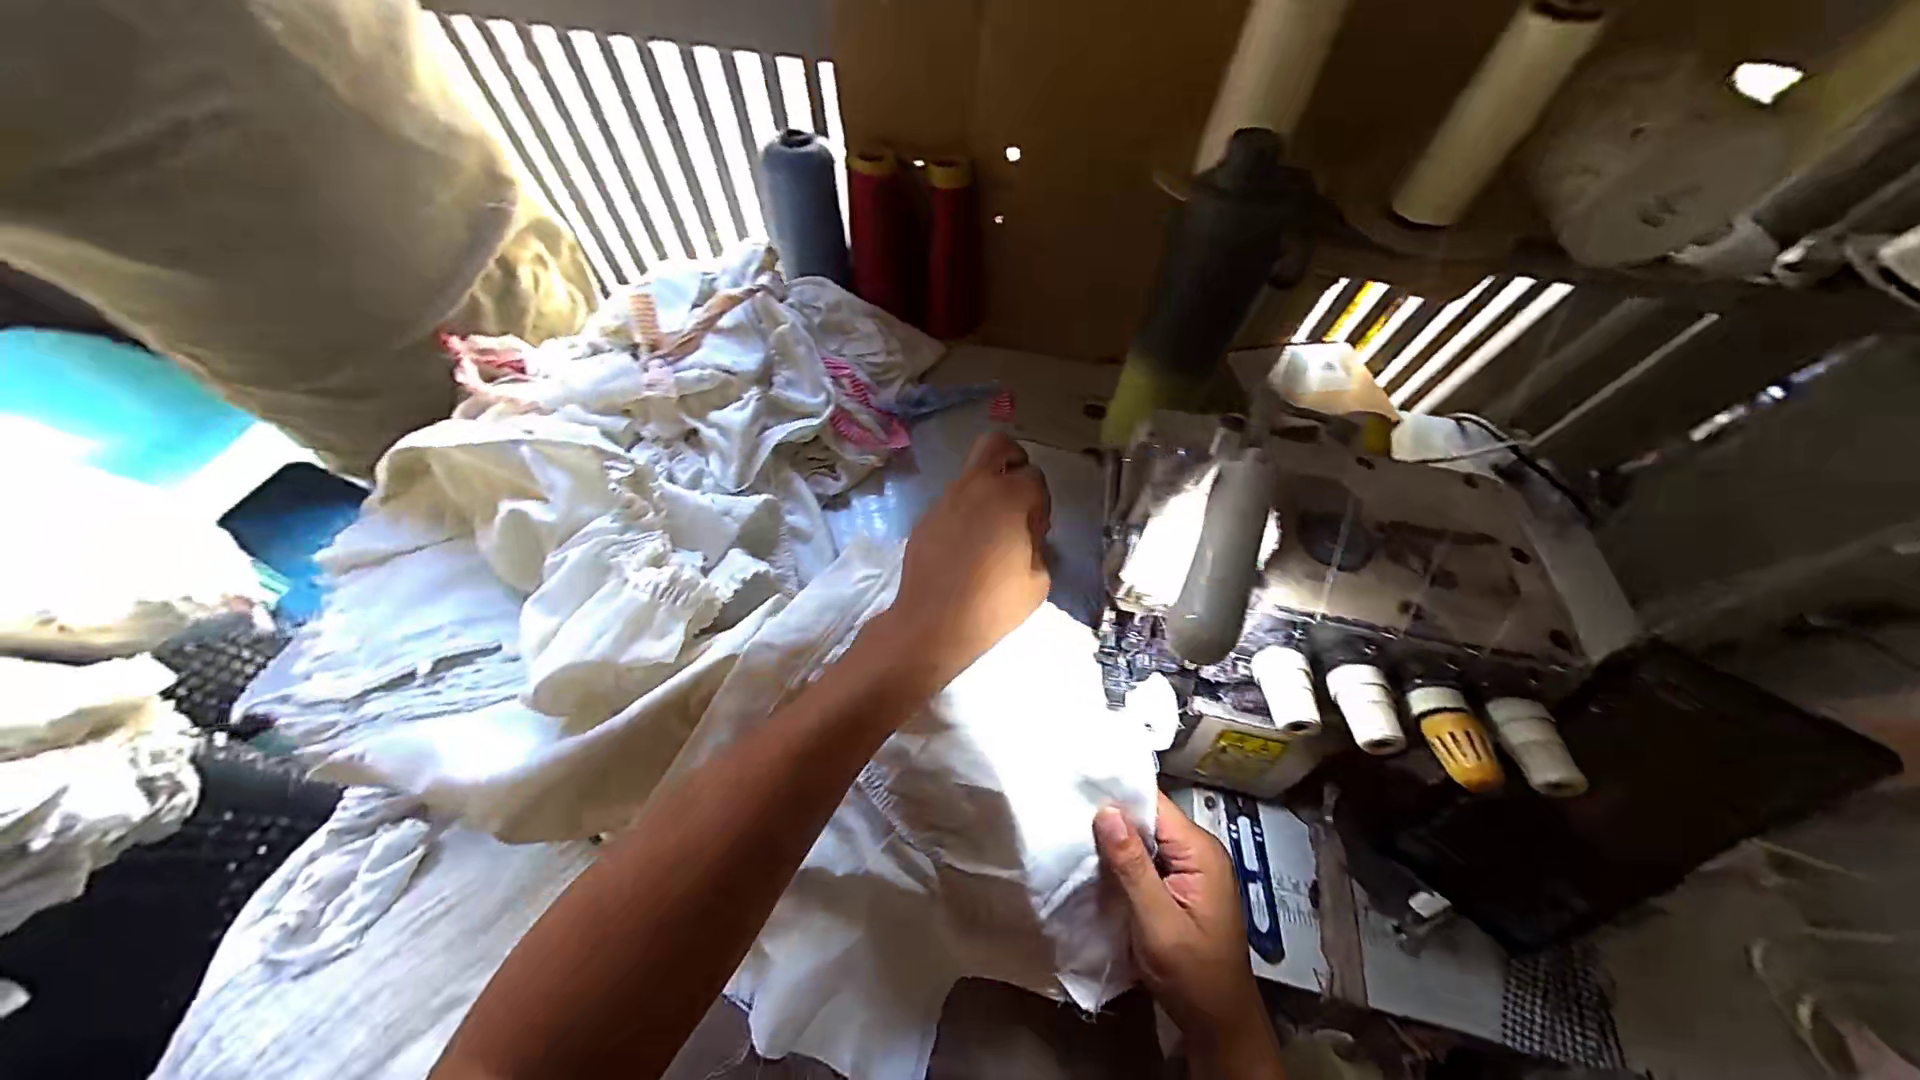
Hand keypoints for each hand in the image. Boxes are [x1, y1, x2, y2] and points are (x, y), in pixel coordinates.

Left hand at [877, 431, 1050, 692]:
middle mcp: (974, 488)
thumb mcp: (1038, 580)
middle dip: (1013, 459)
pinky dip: (965, 513)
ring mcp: (944, 501)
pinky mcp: (925, 518)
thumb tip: (1026, 532)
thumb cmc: (993, 605)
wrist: (932, 624)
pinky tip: (966, 548)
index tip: (1037, 530)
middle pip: (996, 444)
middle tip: (1018, 494)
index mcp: (1007, 497)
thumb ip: (1038, 544)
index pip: (1035, 476)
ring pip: (970, 475)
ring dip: (987, 490)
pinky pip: (952, 502)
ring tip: (991, 531)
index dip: (1042, 502)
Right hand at [1094, 793, 1284, 1079]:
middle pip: (1148, 818)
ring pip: (1145, 838)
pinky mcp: (1179, 884)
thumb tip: (1106, 811)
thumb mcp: (1157, 923)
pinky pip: (1147, 858)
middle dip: (1111, 818)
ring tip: (1074, 835)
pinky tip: (1097, 865)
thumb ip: (1132, 866)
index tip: (1077, 791)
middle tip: (1067, 815)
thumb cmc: (1192, 977)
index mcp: (1200, 851)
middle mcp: (1199, 851)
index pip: (1154, 804)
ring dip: (1114, 840)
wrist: (1219, 1027)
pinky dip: (1123, 860)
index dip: (1116, 796)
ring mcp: (1190, 868)